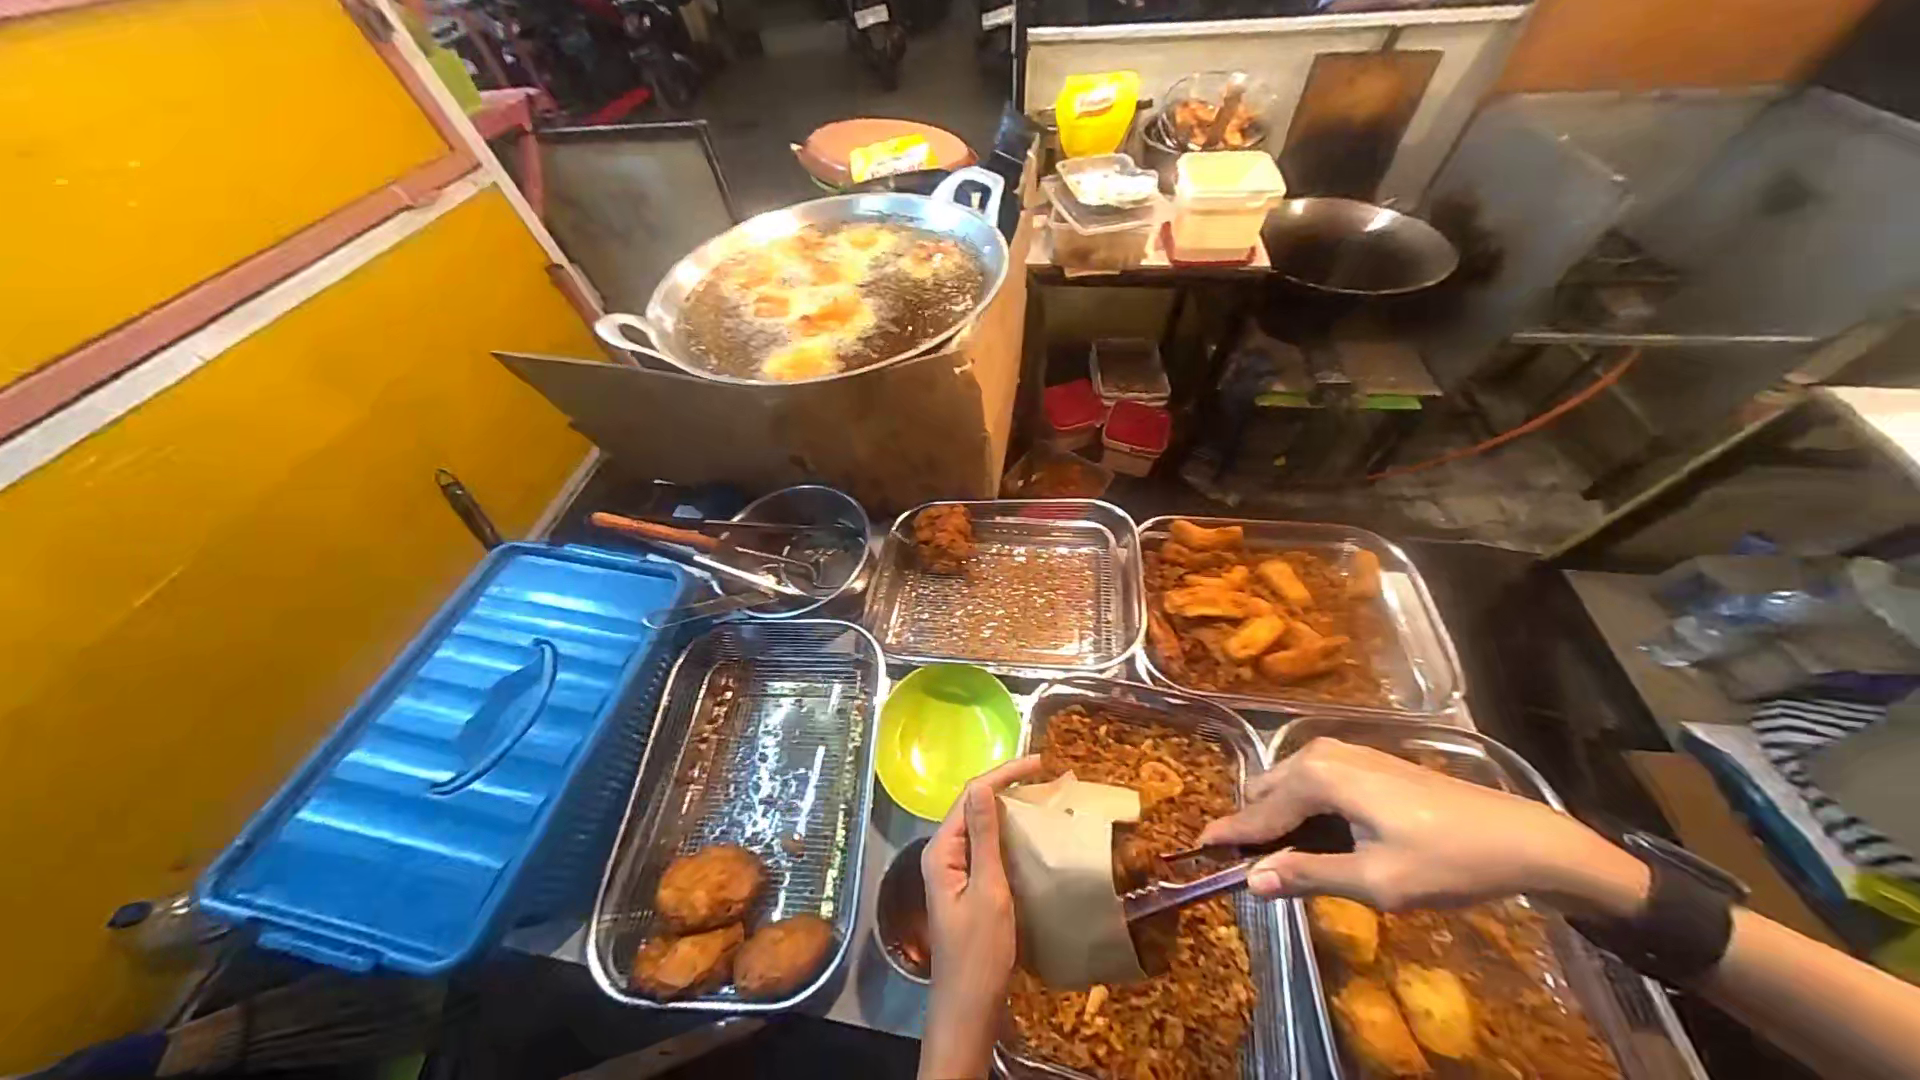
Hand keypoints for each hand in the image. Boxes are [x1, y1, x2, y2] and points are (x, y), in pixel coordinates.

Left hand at [917, 755, 1041, 1079]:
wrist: (968, 1008)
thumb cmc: (979, 953)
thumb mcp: (988, 891)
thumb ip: (984, 837)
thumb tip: (984, 786)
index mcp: (942, 850)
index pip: (971, 795)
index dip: (1003, 774)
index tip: (1039, 762)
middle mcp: (943, 853)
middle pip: (974, 805)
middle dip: (1007, 785)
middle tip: (1046, 776)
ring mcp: (954, 869)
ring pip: (981, 824)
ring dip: (1009, 807)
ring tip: (1042, 795)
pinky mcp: (967, 884)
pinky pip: (986, 846)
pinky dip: (1008, 833)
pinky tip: (1030, 832)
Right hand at [1199, 738, 1648, 916]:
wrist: (1524, 838)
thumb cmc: (1447, 861)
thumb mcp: (1376, 881)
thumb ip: (1308, 876)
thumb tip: (1252, 882)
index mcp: (1316, 778)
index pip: (1257, 812)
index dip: (1227, 835)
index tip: (1195, 850)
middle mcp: (1318, 754)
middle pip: (1264, 792)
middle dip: (1254, 828)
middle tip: (1256, 870)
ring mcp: (1340, 751)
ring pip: (1286, 785)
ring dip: (1279, 820)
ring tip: (1290, 862)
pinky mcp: (1360, 759)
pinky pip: (1310, 782)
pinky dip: (1302, 809)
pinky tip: (1322, 839)